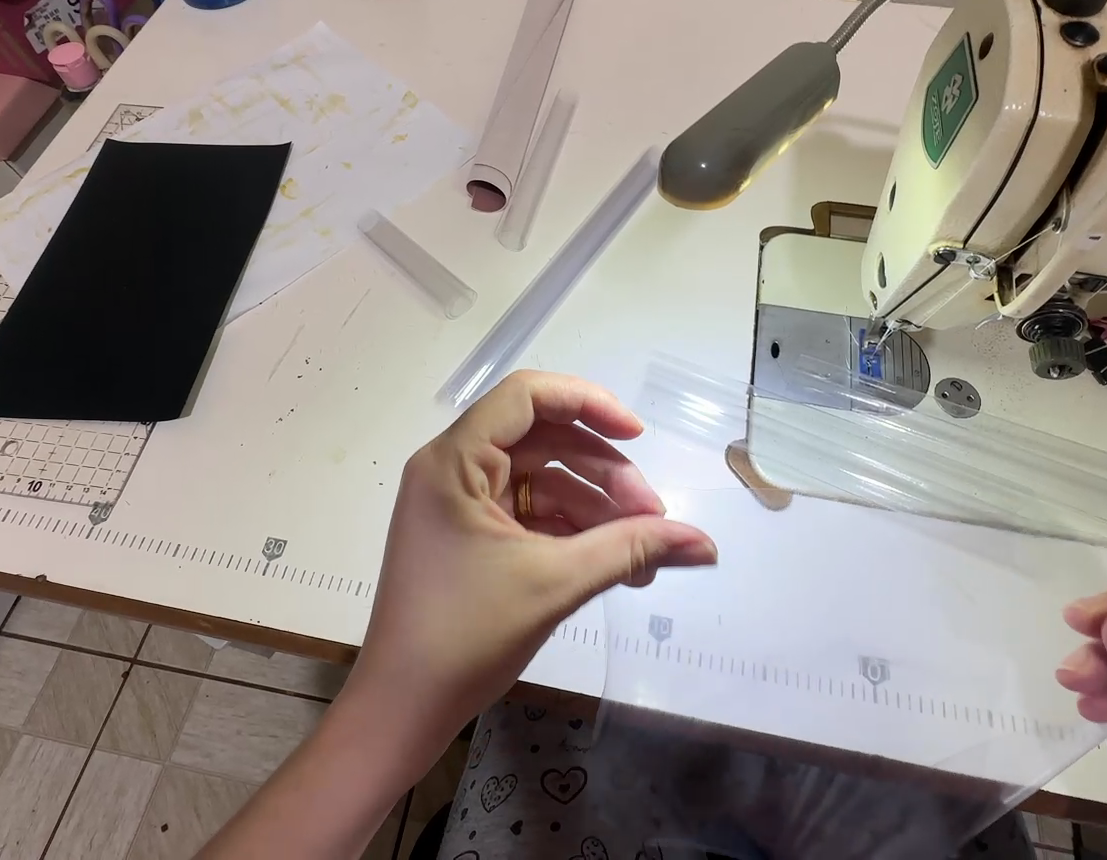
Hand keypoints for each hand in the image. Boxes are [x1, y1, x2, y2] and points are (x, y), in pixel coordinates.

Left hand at [342, 371, 716, 778]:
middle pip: (544, 441)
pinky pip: (532, 514)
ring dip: (595, 508)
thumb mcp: (554, 584)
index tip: (637, 435)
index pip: (526, 396)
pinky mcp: (471, 535)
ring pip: (543, 481)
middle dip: (604, 474)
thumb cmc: (465, 636)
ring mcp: (461, 503)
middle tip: (653, 517)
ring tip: (643, 553)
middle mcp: (454, 468)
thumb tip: (705, 544)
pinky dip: (573, 532)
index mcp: (455, 460)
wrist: (401, 711)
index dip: (587, 403)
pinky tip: (616, 564)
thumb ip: (631, 550)